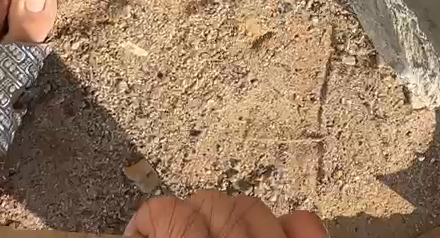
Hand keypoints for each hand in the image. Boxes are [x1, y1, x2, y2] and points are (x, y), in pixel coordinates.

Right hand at [124, 192, 325, 237]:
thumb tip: (139, 233)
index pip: (172, 218)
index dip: (148, 218)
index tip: (137, 230)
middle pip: (211, 204)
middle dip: (185, 213)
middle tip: (170, 232)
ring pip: (252, 206)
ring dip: (228, 215)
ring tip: (212, 235)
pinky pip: (302, 223)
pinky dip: (284, 224)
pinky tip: (269, 234)